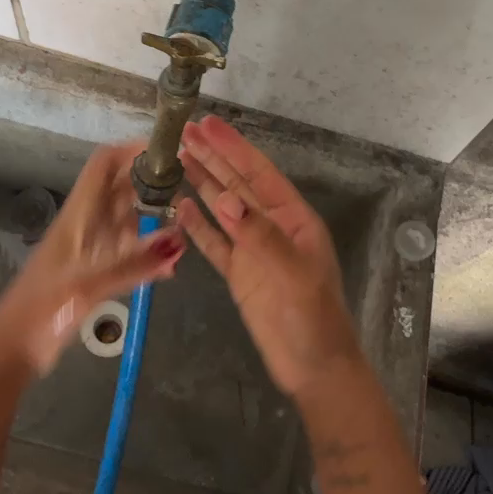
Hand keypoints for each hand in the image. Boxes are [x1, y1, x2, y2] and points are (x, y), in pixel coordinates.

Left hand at [0, 140, 184, 375]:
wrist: (11, 349)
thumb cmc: (43, 311)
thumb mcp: (89, 286)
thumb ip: (134, 265)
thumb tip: (179, 243)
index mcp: (77, 216)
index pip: (104, 164)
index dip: (132, 150)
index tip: (168, 152)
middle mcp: (83, 224)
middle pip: (117, 187)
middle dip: (149, 180)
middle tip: (187, 185)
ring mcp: (86, 249)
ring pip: (122, 218)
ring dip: (150, 215)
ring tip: (184, 219)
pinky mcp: (89, 272)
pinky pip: (123, 250)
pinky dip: (145, 250)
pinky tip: (168, 264)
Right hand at [175, 116, 360, 396]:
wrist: (314, 368)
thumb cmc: (313, 319)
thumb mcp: (293, 274)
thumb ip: (259, 236)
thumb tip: (225, 200)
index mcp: (294, 220)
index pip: (258, 175)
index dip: (233, 148)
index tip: (208, 125)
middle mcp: (272, 228)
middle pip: (238, 185)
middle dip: (213, 158)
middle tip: (184, 133)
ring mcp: (254, 251)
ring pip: (224, 209)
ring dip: (203, 183)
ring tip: (177, 158)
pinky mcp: (240, 274)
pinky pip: (215, 243)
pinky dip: (198, 225)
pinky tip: (181, 205)